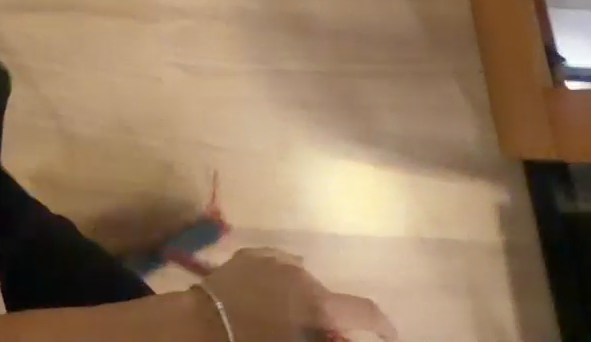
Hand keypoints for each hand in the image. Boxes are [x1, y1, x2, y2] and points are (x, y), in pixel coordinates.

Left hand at [195, 249, 397, 340]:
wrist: (202, 326)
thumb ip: (327, 339)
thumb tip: (343, 336)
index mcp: (315, 299)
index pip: (364, 310)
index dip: (381, 326)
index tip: (388, 337)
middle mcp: (298, 272)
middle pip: (327, 298)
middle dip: (329, 319)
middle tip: (322, 335)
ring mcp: (270, 259)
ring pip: (301, 281)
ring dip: (304, 301)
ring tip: (294, 321)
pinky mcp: (247, 256)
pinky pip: (276, 266)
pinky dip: (282, 282)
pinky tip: (276, 296)